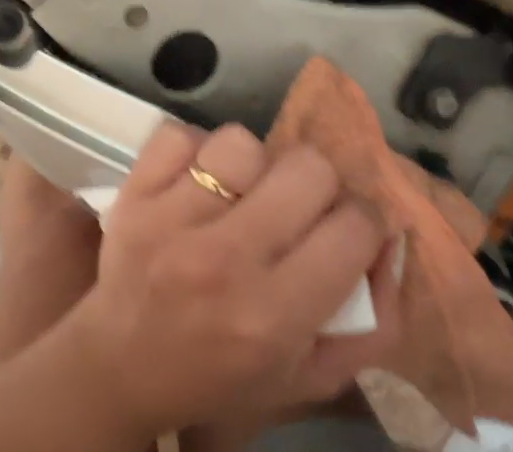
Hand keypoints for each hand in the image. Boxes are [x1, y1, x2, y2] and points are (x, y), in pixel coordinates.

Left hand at [62, 122, 400, 435]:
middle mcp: (225, 260)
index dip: (363, 222)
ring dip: (253, 164)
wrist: (119, 369)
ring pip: (243, 142)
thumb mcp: (308, 375)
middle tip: (300, 208)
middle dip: (318, 185)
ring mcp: (172, 222)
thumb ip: (371, 323)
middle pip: (308, 168)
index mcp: (273, 315)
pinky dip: (194, 151)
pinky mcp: (134, 196)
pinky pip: (180, 135)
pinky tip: (197, 183)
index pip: (354, 227)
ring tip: (243, 193)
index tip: (347, 231)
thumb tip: (393, 244)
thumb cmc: (221, 376)